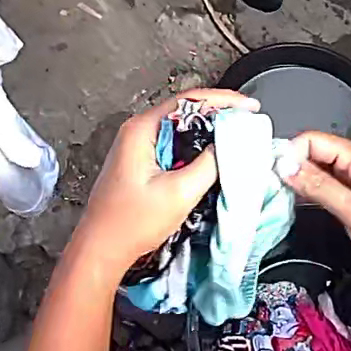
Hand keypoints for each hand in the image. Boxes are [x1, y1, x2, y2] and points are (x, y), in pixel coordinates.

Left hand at [68, 89, 259, 276]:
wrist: (102, 250)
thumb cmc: (132, 223)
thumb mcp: (180, 192)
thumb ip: (208, 164)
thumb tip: (228, 144)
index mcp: (142, 130)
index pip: (189, 101)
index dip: (223, 100)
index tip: (249, 106)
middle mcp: (138, 132)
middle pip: (185, 111)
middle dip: (218, 113)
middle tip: (247, 120)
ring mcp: (138, 148)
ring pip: (181, 129)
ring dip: (208, 132)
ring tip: (237, 136)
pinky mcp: (142, 164)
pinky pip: (175, 146)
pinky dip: (196, 148)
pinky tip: (213, 156)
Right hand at [277, 131, 350, 291]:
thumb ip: (319, 187)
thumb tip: (287, 167)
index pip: (314, 140)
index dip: (290, 153)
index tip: (270, 172)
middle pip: (315, 156)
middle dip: (291, 167)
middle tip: (268, 186)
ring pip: (320, 175)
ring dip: (300, 183)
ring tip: (277, 197)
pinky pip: (328, 194)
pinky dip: (311, 198)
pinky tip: (297, 208)